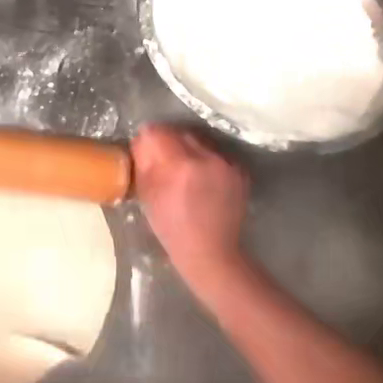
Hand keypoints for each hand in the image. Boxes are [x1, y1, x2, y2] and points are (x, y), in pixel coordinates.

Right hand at [132, 125, 252, 289]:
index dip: (148, 139)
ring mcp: (226, 163)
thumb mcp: (147, 195)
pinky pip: (216, 155)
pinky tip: (203, 181)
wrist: (211, 251)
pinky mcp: (239, 171)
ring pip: (200, 142)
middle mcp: (206, 157)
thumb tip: (142, 139)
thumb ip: (143, 162)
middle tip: (163, 163)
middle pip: (180, 133)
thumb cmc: (171, 227)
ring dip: (189, 151)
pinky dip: (207, 162)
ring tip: (186, 173)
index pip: (158, 131)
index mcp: (179, 164)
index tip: (145, 150)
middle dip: (169, 143)